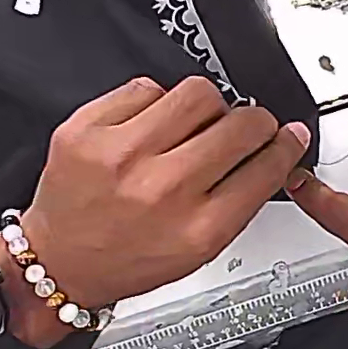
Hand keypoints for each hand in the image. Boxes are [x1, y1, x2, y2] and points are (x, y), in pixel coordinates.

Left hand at [0, 77, 310, 346]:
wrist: (59, 261)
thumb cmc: (126, 260)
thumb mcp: (197, 251)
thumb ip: (238, 202)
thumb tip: (270, 152)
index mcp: (197, 229)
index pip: (265, 168)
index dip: (285, 145)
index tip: (288, 136)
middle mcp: (162, 190)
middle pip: (240, 125)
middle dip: (254, 122)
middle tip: (246, 126)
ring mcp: (121, 155)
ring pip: (198, 93)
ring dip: (207, 106)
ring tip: (193, 125)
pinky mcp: (87, 129)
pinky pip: (147, 87)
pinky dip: (157, 101)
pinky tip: (150, 125)